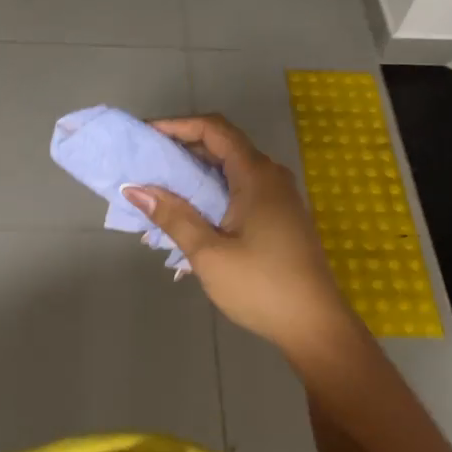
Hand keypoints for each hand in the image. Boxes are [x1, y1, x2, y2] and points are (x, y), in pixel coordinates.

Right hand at [124, 114, 354, 349]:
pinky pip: (240, 192)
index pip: (214, 129)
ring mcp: (279, 198)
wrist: (315, 326)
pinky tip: (188, 219)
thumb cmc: (261, 286)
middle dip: (181, 151)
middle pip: (222, 147)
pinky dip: (212, 195)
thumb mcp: (209, 253)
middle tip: (144, 165)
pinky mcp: (280, 218)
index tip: (145, 135)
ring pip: (230, 172)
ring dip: (195, 177)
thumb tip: (136, 189)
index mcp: (257, 175)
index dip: (178, 125)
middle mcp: (271, 177)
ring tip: (158, 193)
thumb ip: (173, 216)